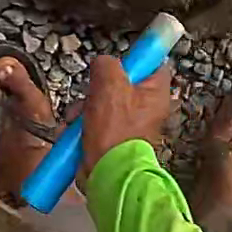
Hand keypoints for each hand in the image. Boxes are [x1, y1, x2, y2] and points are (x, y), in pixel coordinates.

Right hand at [80, 55, 172, 173]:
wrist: (106, 174)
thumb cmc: (114, 132)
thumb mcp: (109, 84)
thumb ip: (107, 64)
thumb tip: (103, 63)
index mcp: (156, 92)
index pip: (153, 63)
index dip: (135, 57)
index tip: (120, 58)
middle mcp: (147, 107)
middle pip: (120, 82)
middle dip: (99, 87)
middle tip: (93, 93)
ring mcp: (129, 123)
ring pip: (102, 101)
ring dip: (85, 106)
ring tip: (79, 117)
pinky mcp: (112, 137)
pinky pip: (94, 120)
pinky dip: (82, 123)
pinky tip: (75, 129)